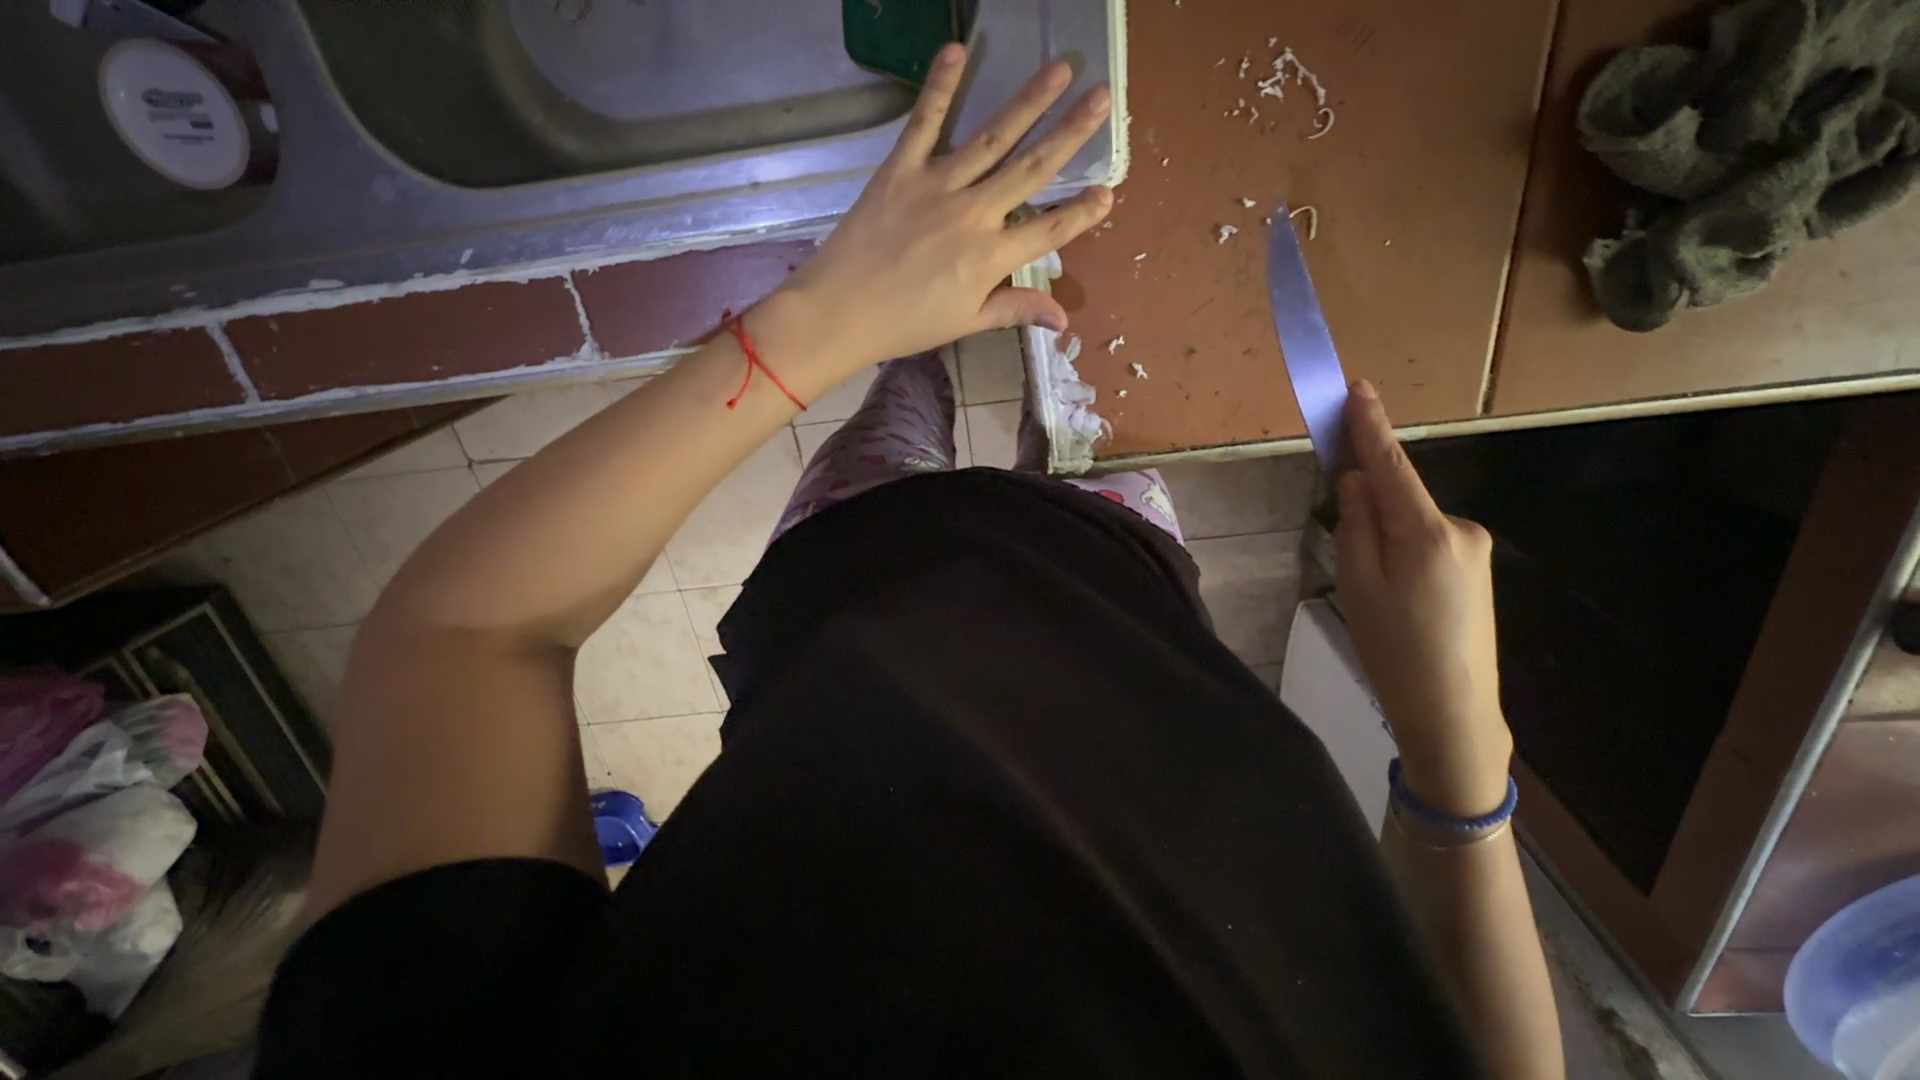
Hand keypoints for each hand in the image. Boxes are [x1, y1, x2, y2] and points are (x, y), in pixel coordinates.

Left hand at [763, 43, 1113, 377]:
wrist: (839, 311)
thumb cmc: (904, 324)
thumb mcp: (965, 323)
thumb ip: (1014, 309)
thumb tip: (1063, 319)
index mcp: (990, 258)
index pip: (1049, 230)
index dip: (1081, 213)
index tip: (1109, 192)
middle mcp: (973, 214)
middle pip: (1031, 168)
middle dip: (1070, 133)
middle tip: (1101, 97)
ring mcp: (937, 186)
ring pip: (992, 137)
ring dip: (1028, 101)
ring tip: (1060, 69)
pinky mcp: (900, 169)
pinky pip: (924, 122)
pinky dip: (940, 87)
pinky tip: (957, 51)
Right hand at [1333, 381, 1512, 815]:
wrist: (1453, 712)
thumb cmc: (1394, 649)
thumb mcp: (1357, 584)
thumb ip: (1354, 524)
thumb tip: (1355, 479)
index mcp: (1427, 531)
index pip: (1390, 464)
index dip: (1370, 426)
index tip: (1356, 387)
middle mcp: (1460, 529)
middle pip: (1399, 497)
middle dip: (1367, 505)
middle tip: (1349, 560)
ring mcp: (1475, 550)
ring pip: (1412, 524)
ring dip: (1385, 537)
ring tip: (1374, 597)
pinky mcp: (1477, 571)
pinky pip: (1427, 543)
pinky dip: (1402, 553)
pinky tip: (1396, 600)